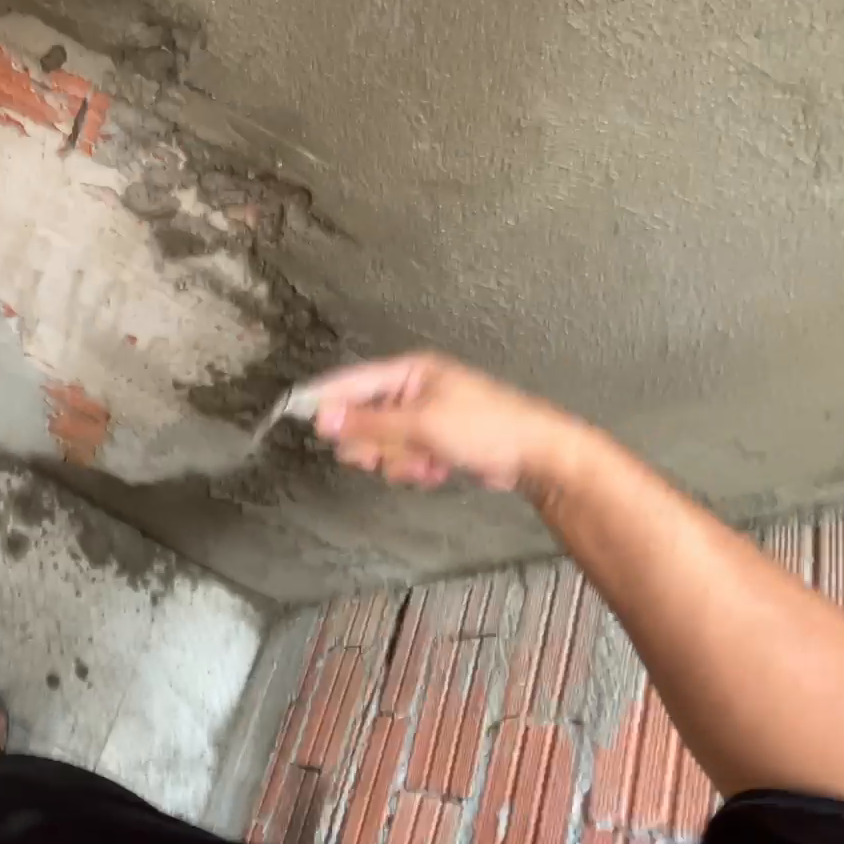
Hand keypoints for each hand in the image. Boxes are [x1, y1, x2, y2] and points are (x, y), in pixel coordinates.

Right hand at [307, 352, 580, 491]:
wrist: (538, 457)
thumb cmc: (488, 428)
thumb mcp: (420, 424)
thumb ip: (366, 422)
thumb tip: (321, 418)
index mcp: (408, 373)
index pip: (350, 382)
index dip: (326, 402)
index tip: (304, 420)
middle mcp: (410, 391)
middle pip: (360, 419)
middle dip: (371, 444)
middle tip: (380, 456)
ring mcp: (419, 418)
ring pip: (378, 444)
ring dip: (395, 461)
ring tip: (423, 465)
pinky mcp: (428, 441)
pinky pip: (398, 457)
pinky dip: (412, 468)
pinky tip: (435, 470)